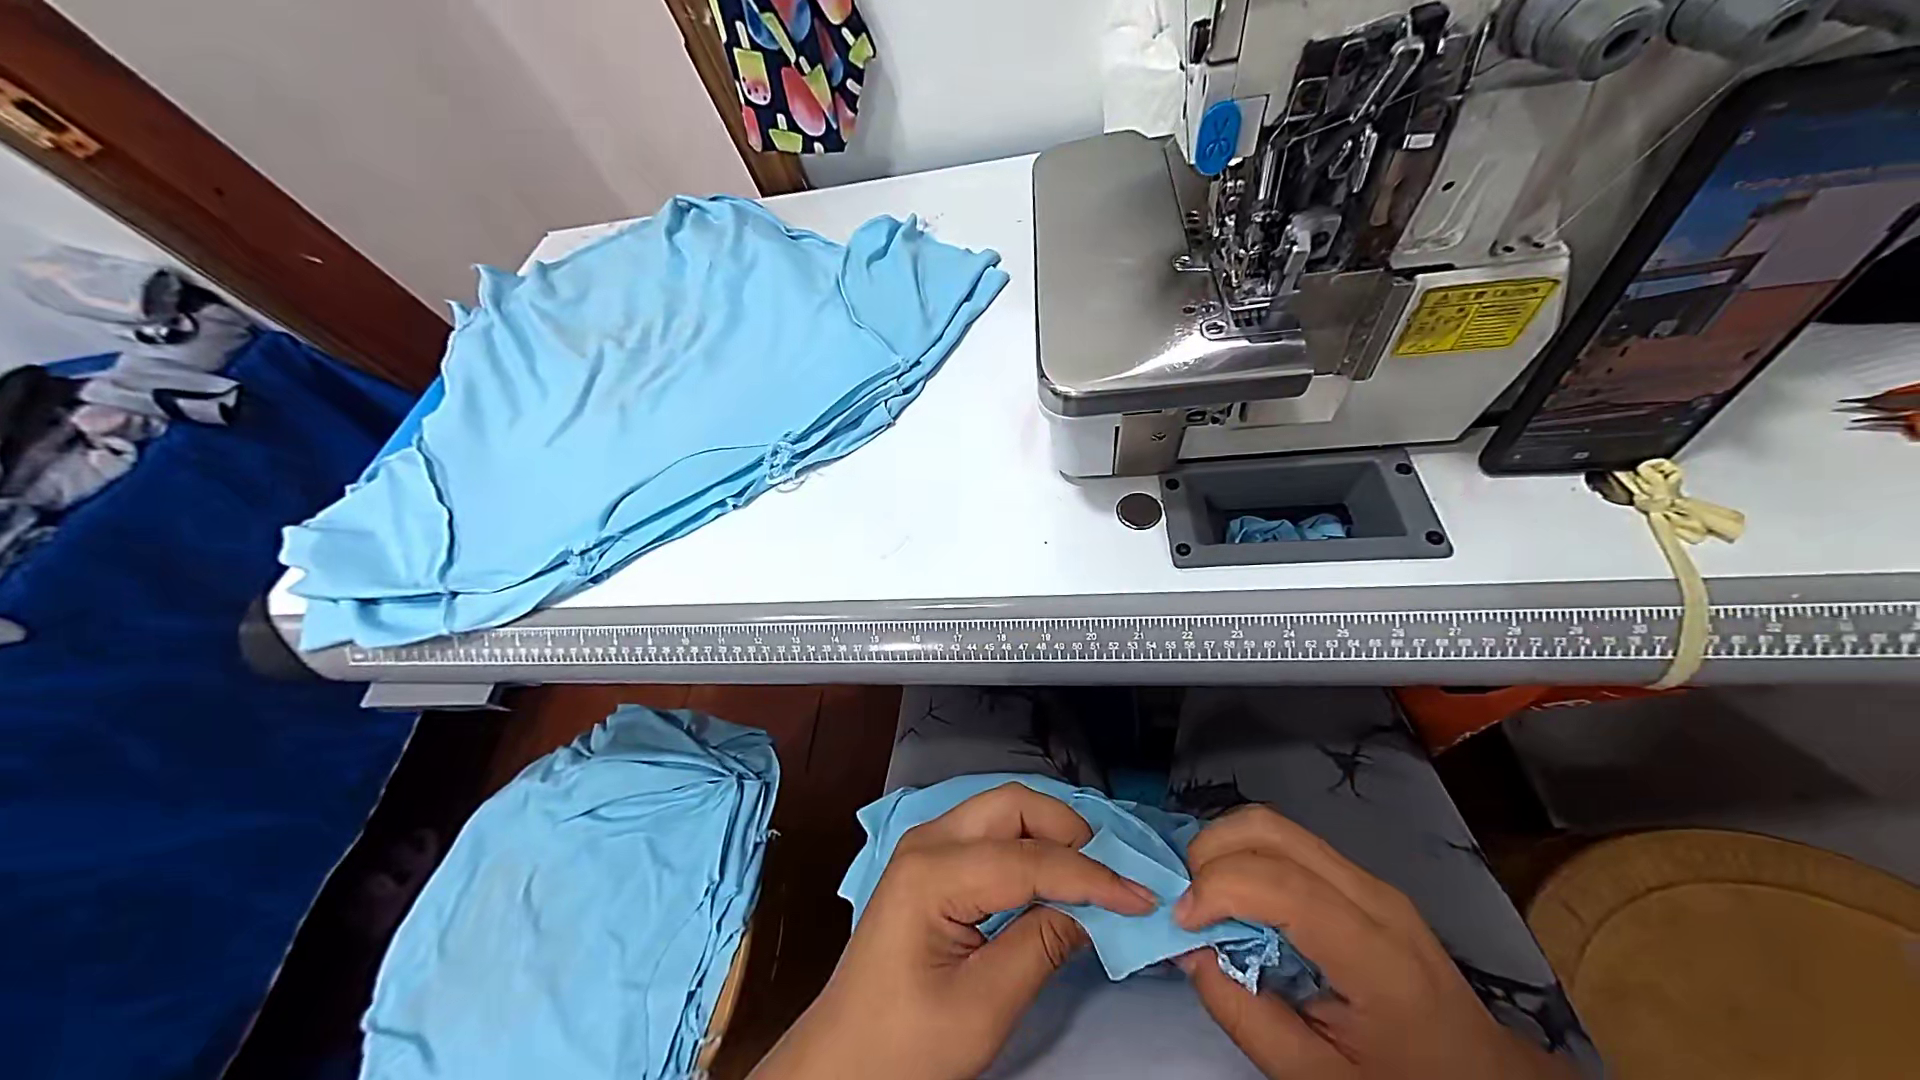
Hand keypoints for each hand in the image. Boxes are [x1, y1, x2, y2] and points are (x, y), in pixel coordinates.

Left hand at [751, 783, 1156, 1079]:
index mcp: (932, 873)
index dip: (1091, 877)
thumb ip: (1042, 946)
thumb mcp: (982, 1007)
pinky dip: (1031, 846)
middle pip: (1013, 805)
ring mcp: (927, 846)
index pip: (1028, 858)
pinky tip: (1055, 876)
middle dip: (1069, 831)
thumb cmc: (906, 1044)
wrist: (844, 1060)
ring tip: (1094, 875)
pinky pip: (991, 833)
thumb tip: (1097, 911)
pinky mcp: (932, 862)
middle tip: (1113, 876)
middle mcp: (928, 841)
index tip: (1142, 898)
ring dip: (1053, 834)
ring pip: (1004, 811)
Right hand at [1172, 805, 1576, 1079]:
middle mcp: (1373, 896)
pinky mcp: (1355, 877)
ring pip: (1272, 824)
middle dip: (1209, 851)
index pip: (1286, 886)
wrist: (1482, 1077)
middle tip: (1186, 903)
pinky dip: (1241, 852)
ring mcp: (1366, 879)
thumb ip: (1246, 1017)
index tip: (1181, 923)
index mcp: (1378, 956)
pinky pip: (1284, 841)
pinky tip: (1233, 894)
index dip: (1220, 888)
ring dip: (1221, 847)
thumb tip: (1189, 951)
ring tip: (1203, 897)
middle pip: (1271, 830)